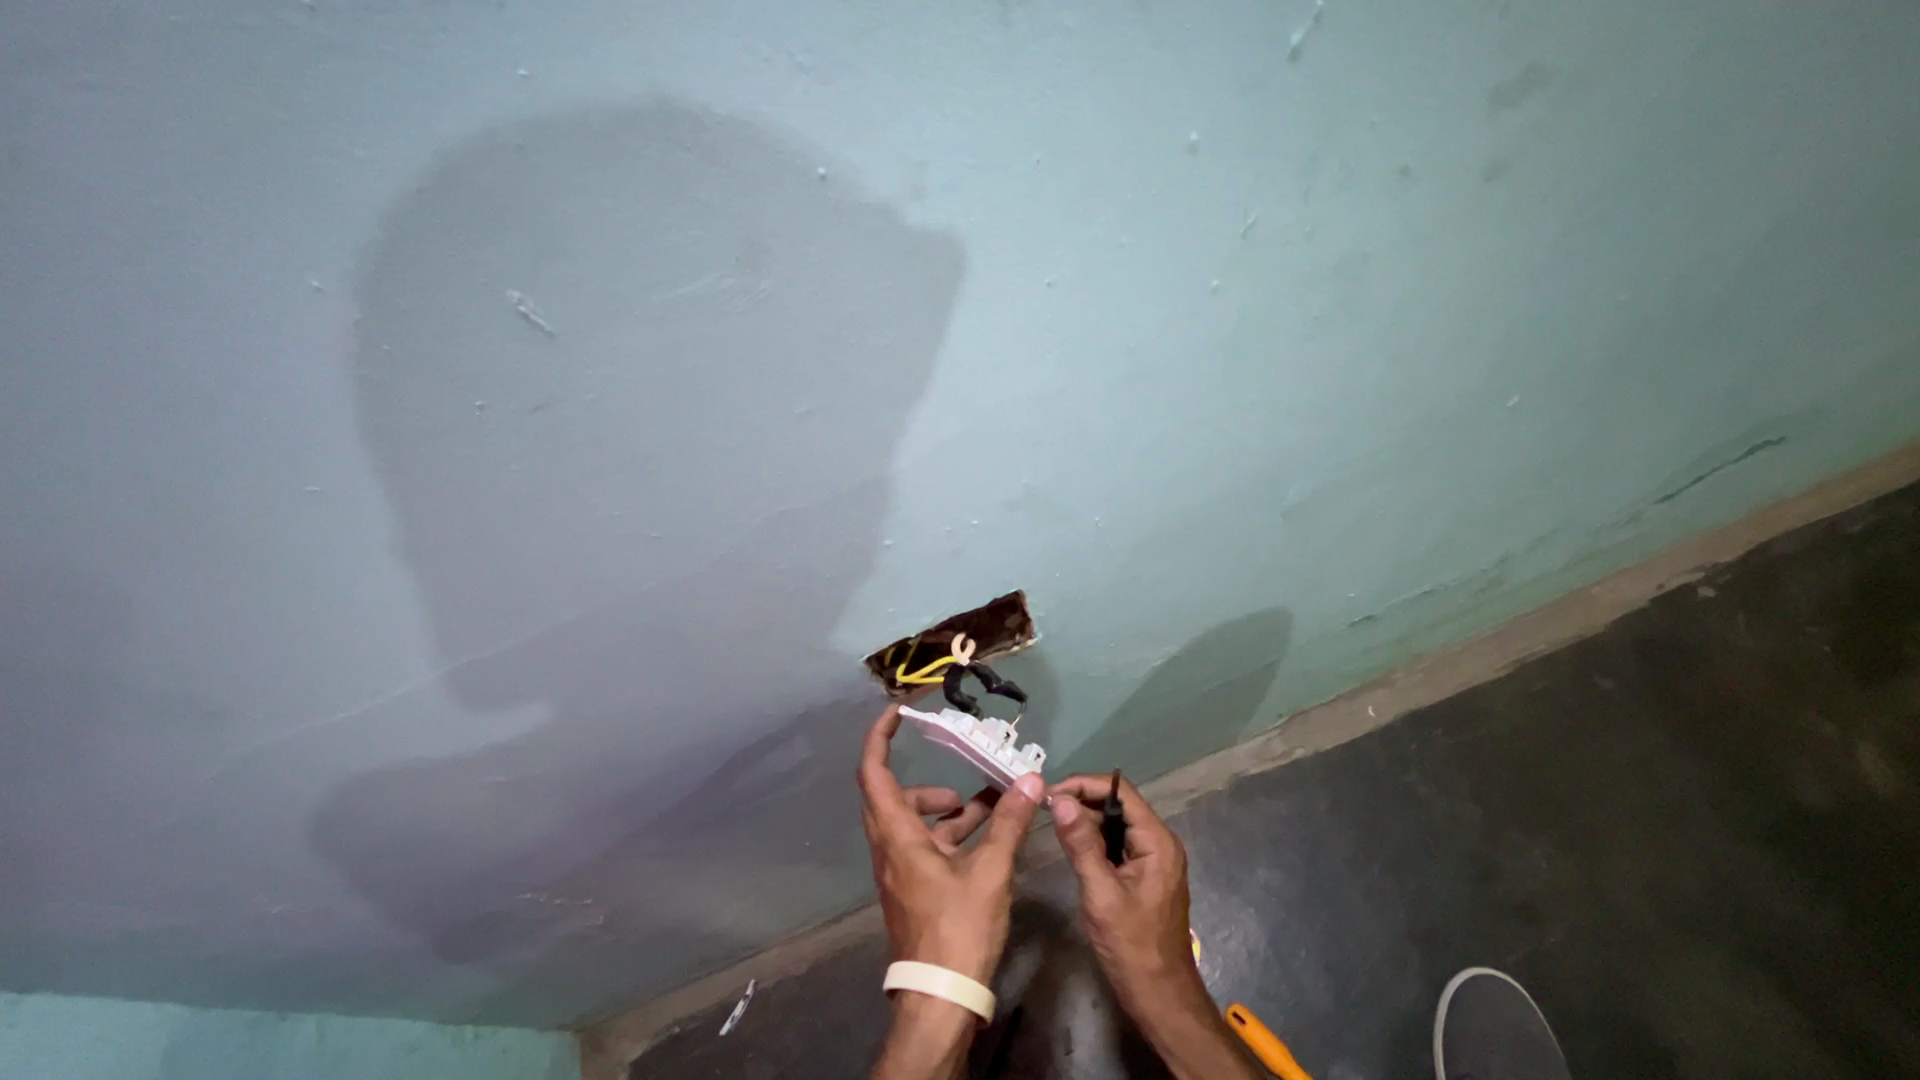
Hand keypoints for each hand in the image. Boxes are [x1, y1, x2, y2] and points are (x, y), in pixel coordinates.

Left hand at [858, 706, 1045, 983]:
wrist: (940, 996)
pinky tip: (985, 839)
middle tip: (955, 766)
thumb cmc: (958, 929)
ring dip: (944, 808)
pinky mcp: (912, 888)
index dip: (879, 738)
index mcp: (897, 836)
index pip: (874, 772)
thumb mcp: (990, 871)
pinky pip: (923, 845)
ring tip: (985, 805)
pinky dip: (949, 833)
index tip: (897, 712)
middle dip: (924, 775)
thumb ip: (1010, 823)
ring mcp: (898, 870)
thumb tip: (1031, 780)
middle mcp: (889, 848)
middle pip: (891, 794)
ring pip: (911, 822)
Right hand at [1047, 773, 1203, 1012]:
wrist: (1161, 997)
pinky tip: (1071, 847)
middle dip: (1081, 801)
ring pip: (1116, 824)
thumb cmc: (1133, 947)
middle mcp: (1159, 842)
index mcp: (1157, 841)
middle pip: (1118, 803)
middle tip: (1043, 809)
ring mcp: (1153, 859)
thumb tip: (1058, 800)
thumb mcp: (1101, 893)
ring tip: (1051, 824)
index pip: (1119, 791)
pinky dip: (1094, 840)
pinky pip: (1118, 844)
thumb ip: (1081, 844)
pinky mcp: (1144, 874)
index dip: (1083, 785)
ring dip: (1086, 821)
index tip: (1048, 794)